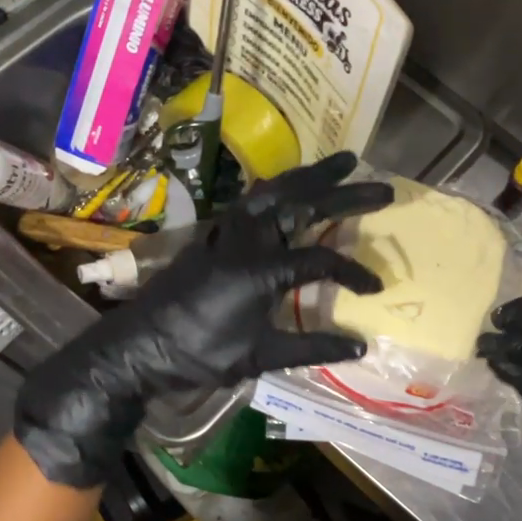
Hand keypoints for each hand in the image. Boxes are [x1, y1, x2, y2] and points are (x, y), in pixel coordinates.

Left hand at [15, 152, 394, 487]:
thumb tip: (360, 345)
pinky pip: (253, 198)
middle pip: (303, 204)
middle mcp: (246, 239)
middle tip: (382, 185)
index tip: (376, 288)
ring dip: (311, 176)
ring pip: (276, 190)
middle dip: (345, 194)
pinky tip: (291, 185)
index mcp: (260, 270)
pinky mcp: (215, 233)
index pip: (321, 260)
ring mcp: (227, 231)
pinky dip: (280, 186)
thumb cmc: (199, 355)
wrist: (139, 347)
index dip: (354, 272)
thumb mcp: (260, 357)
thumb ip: (312, 347)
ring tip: (343, 163)